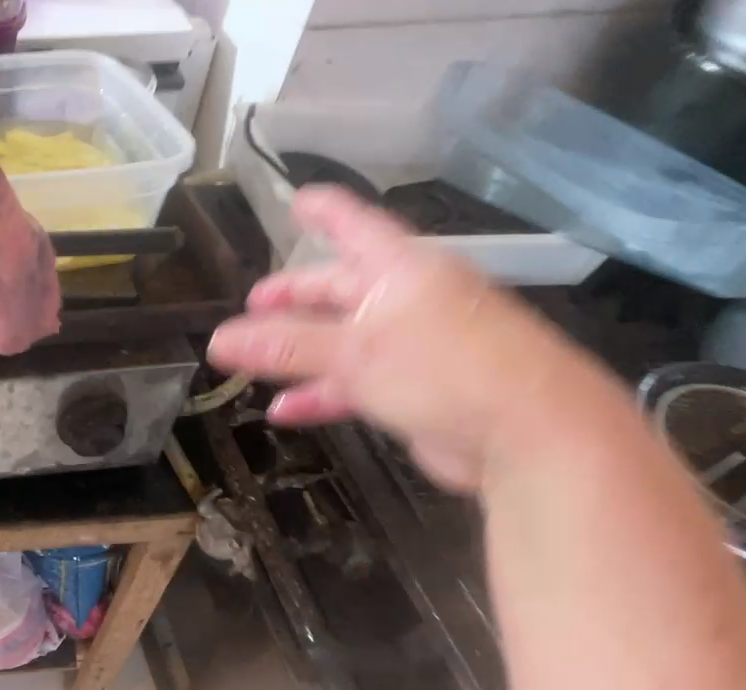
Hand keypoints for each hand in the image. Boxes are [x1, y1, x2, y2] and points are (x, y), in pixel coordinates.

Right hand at [207, 185, 612, 491]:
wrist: (526, 432)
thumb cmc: (445, 369)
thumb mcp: (355, 351)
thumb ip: (286, 345)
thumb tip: (218, 340)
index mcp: (402, 271)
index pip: (356, 227)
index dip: (326, 213)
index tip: (295, 200)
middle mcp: (408, 301)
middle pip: (342, 289)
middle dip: (297, 297)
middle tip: (254, 304)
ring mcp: (413, 347)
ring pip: (343, 342)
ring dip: (299, 353)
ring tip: (251, 360)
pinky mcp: (415, 391)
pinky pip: (354, 385)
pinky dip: (319, 395)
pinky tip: (284, 410)